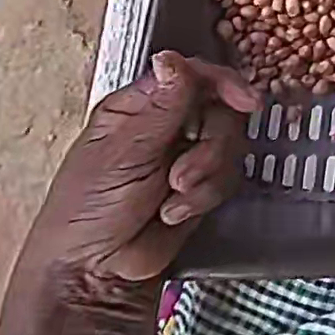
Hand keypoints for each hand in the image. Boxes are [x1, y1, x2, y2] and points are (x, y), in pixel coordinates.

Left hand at [12, 51, 257, 323]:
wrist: (94, 276)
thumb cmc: (87, 211)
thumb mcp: (123, 154)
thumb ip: (160, 107)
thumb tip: (172, 58)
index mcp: (139, 106)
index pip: (192, 76)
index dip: (224, 83)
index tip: (247, 101)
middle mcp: (168, 124)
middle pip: (221, 110)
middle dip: (211, 145)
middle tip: (184, 175)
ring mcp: (187, 154)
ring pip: (230, 144)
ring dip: (207, 174)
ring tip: (174, 199)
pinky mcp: (203, 185)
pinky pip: (228, 175)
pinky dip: (207, 195)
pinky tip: (176, 213)